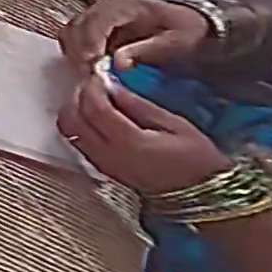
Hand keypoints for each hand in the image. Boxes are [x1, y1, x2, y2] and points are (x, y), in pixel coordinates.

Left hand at [57, 76, 230, 194]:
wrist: (203, 197)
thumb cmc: (199, 161)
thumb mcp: (178, 127)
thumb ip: (141, 106)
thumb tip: (113, 87)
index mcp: (128, 142)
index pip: (95, 108)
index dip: (92, 88)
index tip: (98, 75)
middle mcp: (106, 153)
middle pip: (73, 117)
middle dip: (78, 95)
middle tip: (92, 83)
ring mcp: (100, 162)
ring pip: (68, 129)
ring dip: (72, 108)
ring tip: (90, 96)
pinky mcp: (100, 167)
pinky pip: (75, 140)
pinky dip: (75, 123)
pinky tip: (90, 114)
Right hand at [60, 0, 210, 70]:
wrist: (187, 25)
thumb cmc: (184, 31)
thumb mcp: (177, 40)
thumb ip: (148, 50)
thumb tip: (118, 63)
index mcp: (123, 6)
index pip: (96, 21)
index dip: (90, 41)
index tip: (92, 62)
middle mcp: (102, 9)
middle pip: (75, 28)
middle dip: (78, 52)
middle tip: (87, 74)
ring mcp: (93, 19)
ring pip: (69, 35)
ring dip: (73, 55)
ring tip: (87, 73)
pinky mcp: (90, 31)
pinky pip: (72, 42)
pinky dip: (74, 55)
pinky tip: (86, 68)